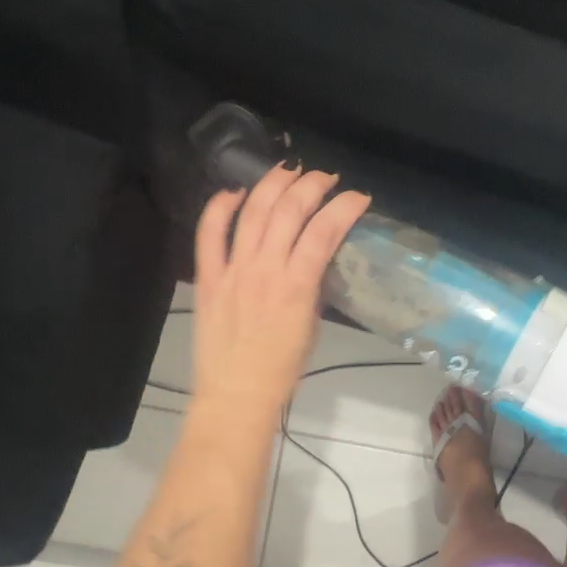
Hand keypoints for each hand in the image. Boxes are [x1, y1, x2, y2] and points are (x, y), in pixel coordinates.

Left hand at [189, 164, 370, 422]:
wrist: (237, 394)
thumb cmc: (283, 369)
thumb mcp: (312, 327)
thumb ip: (311, 288)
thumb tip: (313, 261)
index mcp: (297, 287)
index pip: (324, 231)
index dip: (344, 207)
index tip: (359, 198)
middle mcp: (264, 271)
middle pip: (288, 211)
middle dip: (311, 185)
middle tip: (326, 178)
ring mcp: (232, 271)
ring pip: (251, 212)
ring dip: (272, 185)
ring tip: (288, 171)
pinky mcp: (207, 277)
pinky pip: (209, 233)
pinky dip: (220, 207)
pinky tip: (234, 192)